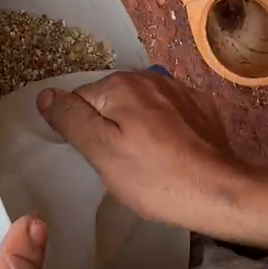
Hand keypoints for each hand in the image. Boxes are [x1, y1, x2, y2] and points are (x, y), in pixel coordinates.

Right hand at [36, 70, 256, 234]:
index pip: (80, 101)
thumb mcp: (102, 153)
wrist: (221, 191)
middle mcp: (147, 76)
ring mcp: (177, 88)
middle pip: (110, 101)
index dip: (83, 132)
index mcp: (119, 85)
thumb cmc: (155, 177)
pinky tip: (171, 153)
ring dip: (135, 126)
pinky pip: (167, 111)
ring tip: (147, 162)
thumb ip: (72, 119)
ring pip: (139, 105)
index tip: (97, 158)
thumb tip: (46, 94)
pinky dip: (163, 127)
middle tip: (120, 165)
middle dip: (109, 127)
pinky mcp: (199, 104)